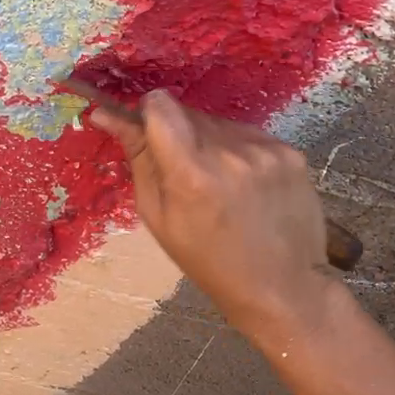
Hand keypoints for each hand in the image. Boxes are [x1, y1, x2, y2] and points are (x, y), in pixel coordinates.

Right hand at [89, 89, 337, 334]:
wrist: (285, 289)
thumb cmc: (208, 260)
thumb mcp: (158, 215)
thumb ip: (137, 157)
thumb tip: (103, 113)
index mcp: (191, 172)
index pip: (159, 104)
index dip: (150, 114)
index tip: (152, 134)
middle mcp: (229, 152)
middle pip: (187, 112)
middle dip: (179, 132)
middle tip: (187, 171)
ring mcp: (265, 150)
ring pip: (217, 122)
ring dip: (210, 141)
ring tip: (222, 182)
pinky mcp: (291, 152)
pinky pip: (247, 133)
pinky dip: (239, 150)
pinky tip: (248, 184)